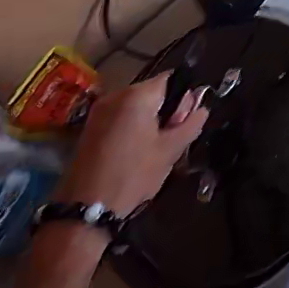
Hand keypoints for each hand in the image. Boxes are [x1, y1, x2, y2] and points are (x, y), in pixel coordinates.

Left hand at [57, 73, 208, 214]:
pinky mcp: (89, 128)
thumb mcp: (170, 150)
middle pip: (153, 92)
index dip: (184, 98)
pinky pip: (121, 116)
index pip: (171, 79)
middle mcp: (115, 96)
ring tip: (155, 147)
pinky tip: (136, 152)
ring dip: (150, 119)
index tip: (185, 121)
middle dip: (167, 110)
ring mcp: (98, 112)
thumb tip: (201, 108)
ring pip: (137, 106)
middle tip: (172, 138)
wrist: (87, 208)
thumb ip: (191, 123)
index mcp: (136, 96)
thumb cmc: (134, 174)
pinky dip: (133, 127)